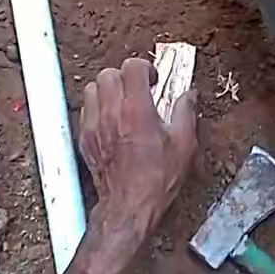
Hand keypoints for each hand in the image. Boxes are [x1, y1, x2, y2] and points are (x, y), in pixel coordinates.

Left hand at [78, 58, 196, 232]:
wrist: (129, 206)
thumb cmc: (157, 180)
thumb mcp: (184, 145)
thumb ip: (186, 113)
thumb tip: (189, 96)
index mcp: (137, 110)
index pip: (132, 67)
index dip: (145, 69)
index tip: (153, 80)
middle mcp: (112, 113)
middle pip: (109, 74)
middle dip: (125, 77)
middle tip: (138, 90)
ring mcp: (94, 126)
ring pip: (92, 88)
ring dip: (108, 90)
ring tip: (122, 102)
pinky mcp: (85, 139)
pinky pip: (86, 109)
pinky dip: (97, 108)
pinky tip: (112, 120)